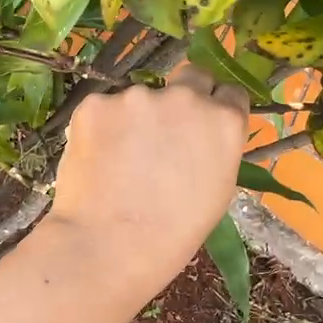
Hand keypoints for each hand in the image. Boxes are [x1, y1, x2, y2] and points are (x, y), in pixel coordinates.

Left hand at [45, 65, 248, 287]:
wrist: (109, 244)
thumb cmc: (172, 234)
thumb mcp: (217, 190)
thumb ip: (214, 148)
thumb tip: (199, 135)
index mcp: (224, 121)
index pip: (228, 94)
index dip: (214, 108)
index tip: (199, 128)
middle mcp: (186, 98)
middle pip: (190, 78)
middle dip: (181, 97)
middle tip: (159, 134)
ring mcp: (137, 96)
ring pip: (138, 98)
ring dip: (132, 119)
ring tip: (118, 163)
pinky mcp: (95, 104)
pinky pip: (102, 110)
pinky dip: (99, 129)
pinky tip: (95, 162)